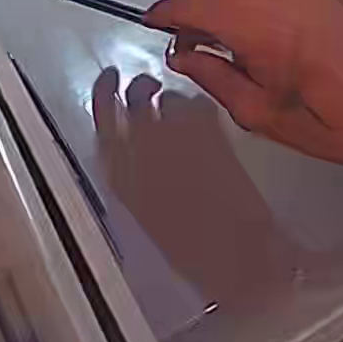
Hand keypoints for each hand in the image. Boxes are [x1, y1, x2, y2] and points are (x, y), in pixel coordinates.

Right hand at [89, 68, 286, 305]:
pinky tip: (202, 120)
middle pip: (134, 97)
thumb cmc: (190, 247)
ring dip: (171, 98)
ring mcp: (182, 140)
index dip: (105, 90)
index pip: (103, 112)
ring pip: (169, 97)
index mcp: (120, 172)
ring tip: (178, 110)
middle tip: (147, 86)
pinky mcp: (214, 138)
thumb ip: (130, 172)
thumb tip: (126, 143)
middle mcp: (146, 150)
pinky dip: (198, 106)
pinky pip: (200, 105)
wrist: (239, 263)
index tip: (111, 79)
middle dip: (140, 87)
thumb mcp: (142, 210)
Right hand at [146, 0, 342, 219]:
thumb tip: (183, 56)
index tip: (150, 25)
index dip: (167, 13)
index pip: (197, 6)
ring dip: (227, 12)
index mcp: (264, 26)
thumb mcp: (266, 116)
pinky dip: (257, 9)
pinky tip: (264, 40)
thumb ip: (216, 78)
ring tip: (224, 49)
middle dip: (195, 16)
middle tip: (186, 48)